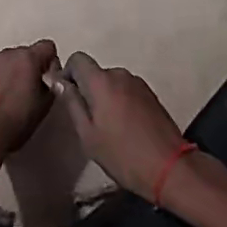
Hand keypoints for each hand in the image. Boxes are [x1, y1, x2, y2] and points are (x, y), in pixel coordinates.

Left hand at [0, 39, 58, 161]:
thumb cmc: (15, 123)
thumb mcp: (44, 107)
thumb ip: (51, 85)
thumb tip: (48, 78)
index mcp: (29, 59)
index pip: (47, 47)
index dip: (49, 62)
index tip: (45, 78)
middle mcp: (8, 53)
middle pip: (23, 54)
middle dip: (25, 68)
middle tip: (22, 93)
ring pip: (3, 61)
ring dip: (6, 73)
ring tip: (2, 98)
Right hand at [57, 52, 187, 201]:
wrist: (169, 166)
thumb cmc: (121, 154)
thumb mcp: (88, 134)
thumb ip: (72, 103)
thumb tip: (58, 80)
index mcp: (102, 81)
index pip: (78, 59)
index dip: (68, 74)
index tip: (68, 97)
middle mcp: (121, 74)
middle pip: (96, 73)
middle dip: (88, 90)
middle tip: (88, 121)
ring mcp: (139, 83)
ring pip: (112, 82)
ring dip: (105, 97)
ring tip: (108, 128)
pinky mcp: (151, 94)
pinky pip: (126, 90)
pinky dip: (120, 102)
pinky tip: (125, 127)